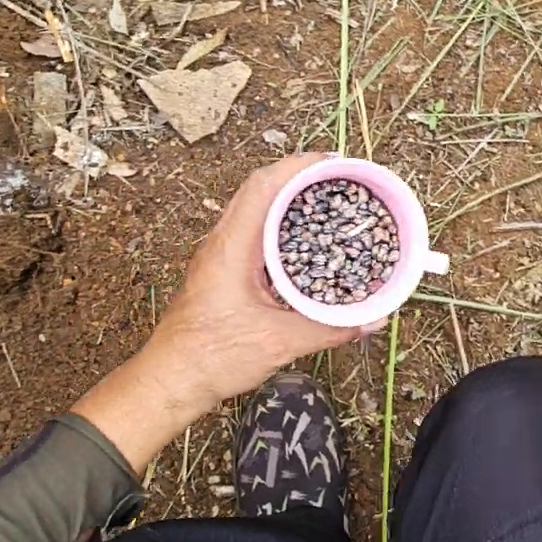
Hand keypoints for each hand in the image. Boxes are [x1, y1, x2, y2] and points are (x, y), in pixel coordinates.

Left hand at [72, 154, 371, 469]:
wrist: (170, 380)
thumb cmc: (212, 356)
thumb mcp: (279, 343)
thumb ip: (329, 329)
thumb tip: (372, 320)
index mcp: (232, 246)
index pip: (263, 186)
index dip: (297, 165)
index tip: (331, 161)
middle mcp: (222, 242)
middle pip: (258, 189)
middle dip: (297, 175)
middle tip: (336, 177)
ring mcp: (219, 255)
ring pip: (253, 209)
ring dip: (286, 198)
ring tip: (323, 200)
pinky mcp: (221, 270)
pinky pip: (252, 231)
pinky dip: (278, 224)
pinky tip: (302, 241)